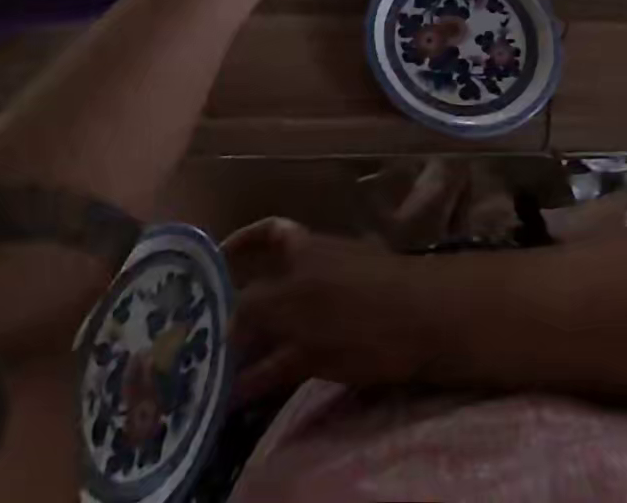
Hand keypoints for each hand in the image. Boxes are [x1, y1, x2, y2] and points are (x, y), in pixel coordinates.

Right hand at [222, 218, 428, 403]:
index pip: (266, 235)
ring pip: (277, 327)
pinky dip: (267, 372)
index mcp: (303, 248)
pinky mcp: (337, 348)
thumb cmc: (355, 301)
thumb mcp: (295, 302)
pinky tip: (245, 393)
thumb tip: (228, 319)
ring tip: (214, 375)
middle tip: (203, 335)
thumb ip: (256, 309)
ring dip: (247, 349)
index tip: (214, 261)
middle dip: (236, 311)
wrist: (423, 325)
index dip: (241, 243)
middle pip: (267, 288)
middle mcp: (313, 273)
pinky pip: (292, 356)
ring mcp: (327, 311)